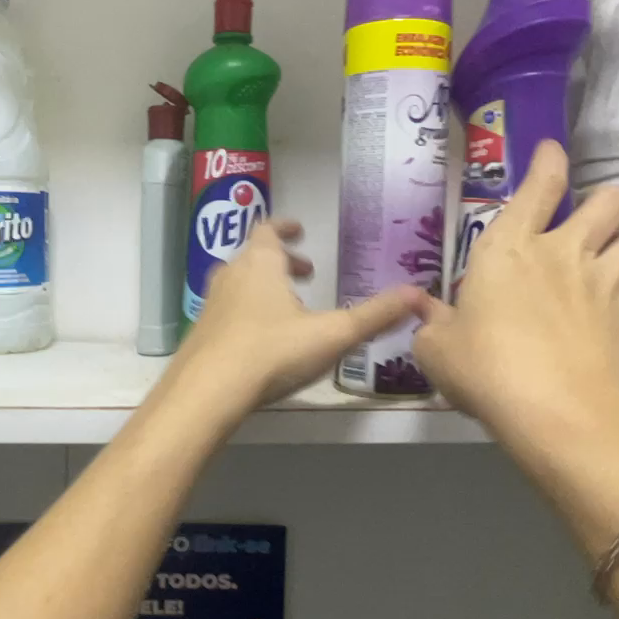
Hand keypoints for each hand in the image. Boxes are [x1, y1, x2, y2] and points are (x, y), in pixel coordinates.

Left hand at [168, 220, 423, 417]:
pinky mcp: (201, 333)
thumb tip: (417, 294)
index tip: (300, 230)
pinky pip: (228, 312)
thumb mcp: (332, 334)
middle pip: (254, 257)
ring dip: (264, 288)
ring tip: (289, 309)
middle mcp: (231, 275)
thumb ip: (375, 315)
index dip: (285, 227)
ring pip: (239, 284)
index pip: (269, 230)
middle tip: (306, 274)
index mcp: (260, 263)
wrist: (207, 391)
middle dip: (281, 262)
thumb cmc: (272, 351)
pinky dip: (247, 313)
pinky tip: (262, 342)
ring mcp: (211, 304)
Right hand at [414, 141, 618, 465]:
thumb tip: (423, 312)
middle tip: (589, 226)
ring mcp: (606, 284)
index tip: (552, 150)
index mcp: (509, 248)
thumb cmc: (484, 369)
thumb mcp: (435, 348)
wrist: (555, 413)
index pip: (537, 185)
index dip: (548, 161)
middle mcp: (564, 253)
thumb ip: (431, 324)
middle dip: (605, 204)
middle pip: (610, 200)